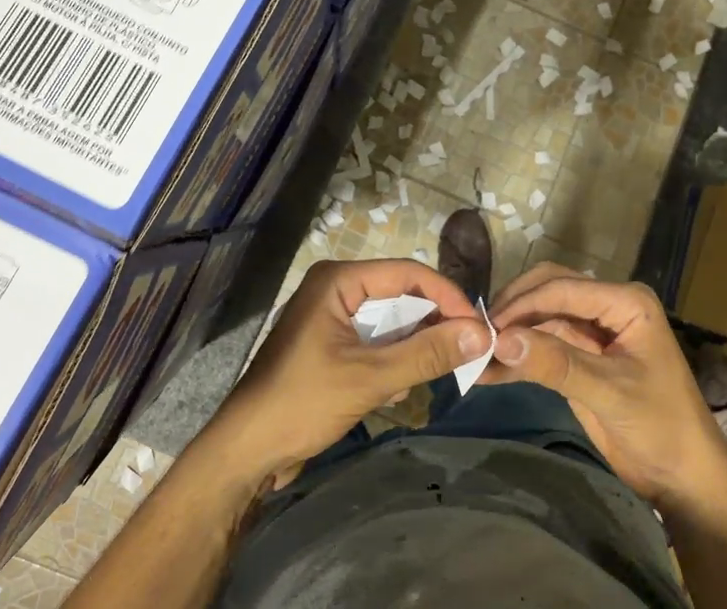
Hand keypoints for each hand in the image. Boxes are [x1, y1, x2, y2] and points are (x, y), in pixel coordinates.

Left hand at [215, 259, 490, 480]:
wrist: (245, 452)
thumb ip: (426, 354)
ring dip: (414, 345)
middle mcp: (335, 290)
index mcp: (338, 281)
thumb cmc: (301, 403)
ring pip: (391, 321)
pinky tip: (399, 389)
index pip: (408, 273)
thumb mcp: (370, 378)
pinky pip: (375, 341)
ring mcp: (331, 318)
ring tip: (439, 371)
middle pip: (401, 295)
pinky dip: (394, 360)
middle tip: (469, 350)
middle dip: (434, 323)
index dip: (447, 297)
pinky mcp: (330, 347)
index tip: (479, 328)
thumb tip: (482, 334)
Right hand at [486, 264, 726, 509]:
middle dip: (514, 310)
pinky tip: (488, 372)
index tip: (485, 328)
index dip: (523, 304)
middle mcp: (608, 307)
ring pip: (540, 317)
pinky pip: (542, 346)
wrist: (684, 478)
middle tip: (477, 335)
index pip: (563, 288)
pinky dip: (517, 357)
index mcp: (626, 302)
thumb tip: (501, 341)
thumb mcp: (610, 393)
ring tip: (475, 355)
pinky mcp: (580, 358)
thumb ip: (557, 364)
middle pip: (548, 290)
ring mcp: (593, 332)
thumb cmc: (661, 427)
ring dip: (511, 334)